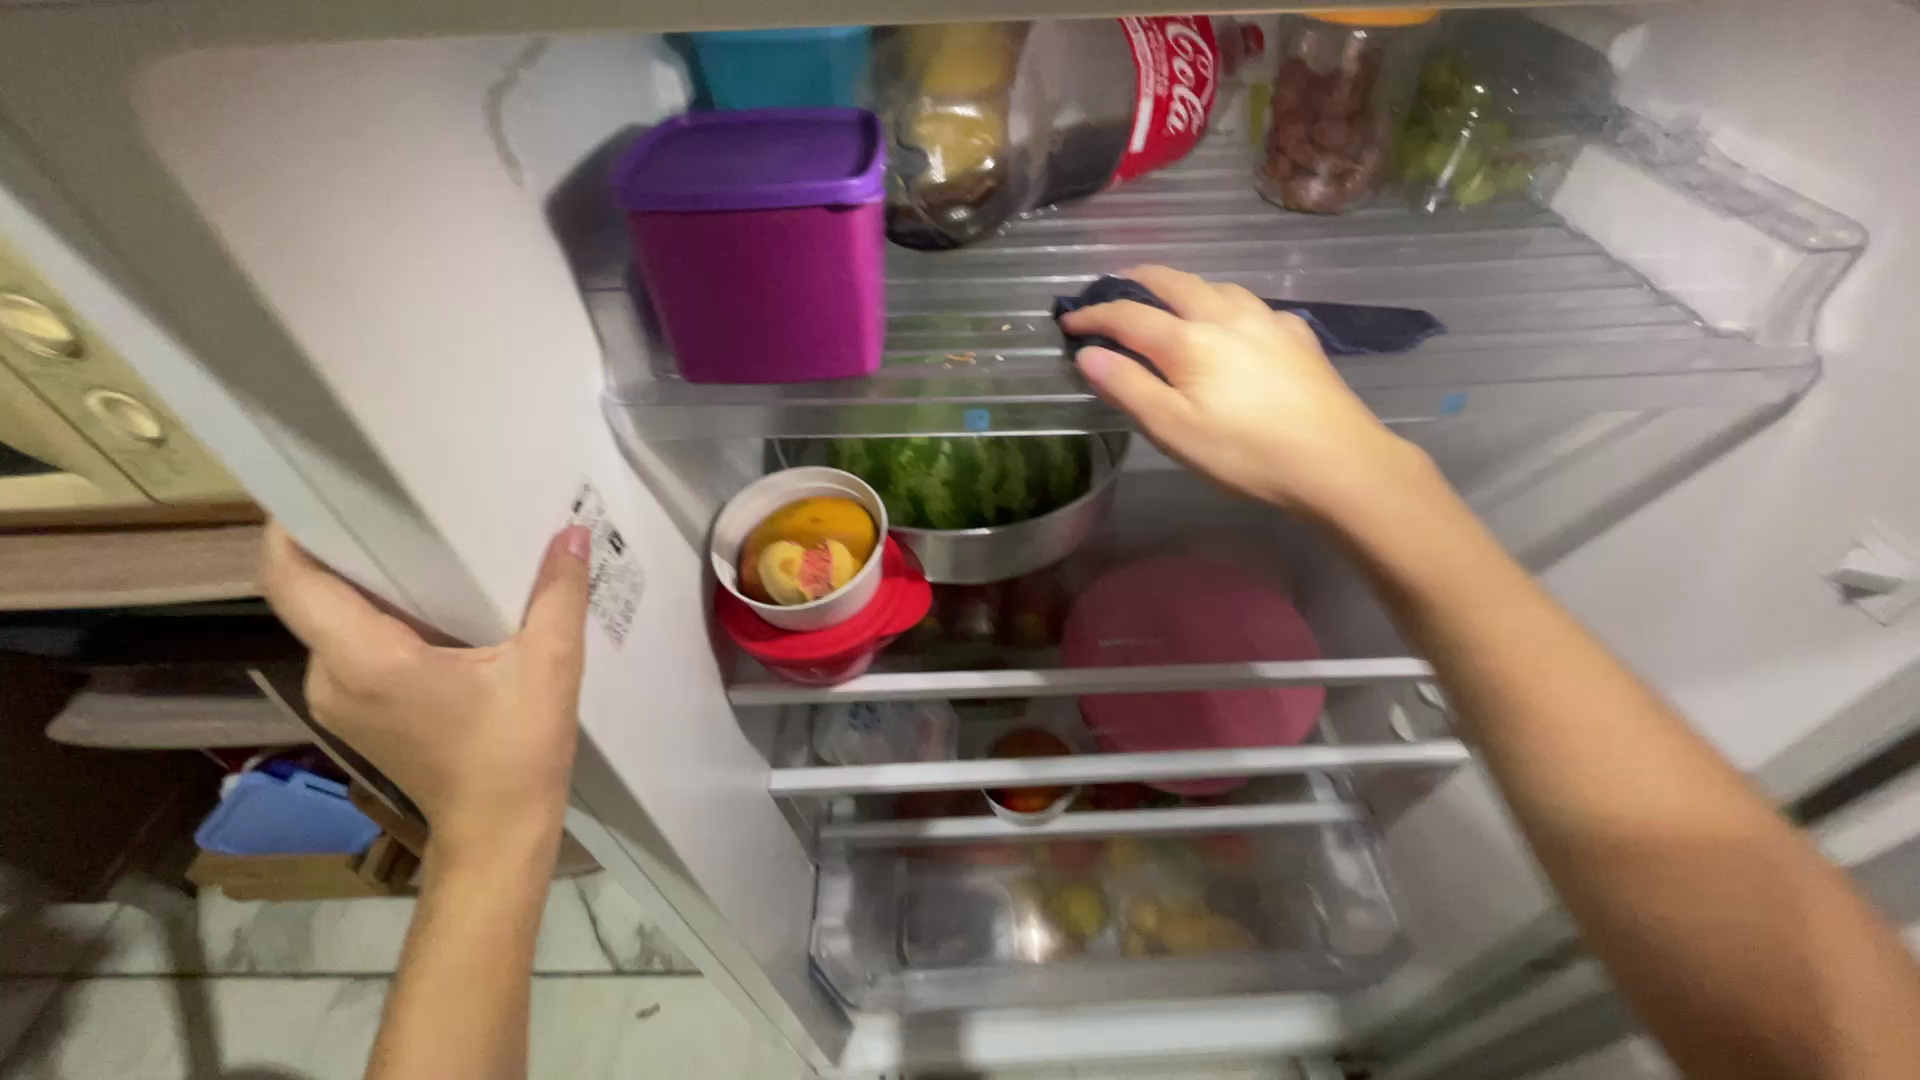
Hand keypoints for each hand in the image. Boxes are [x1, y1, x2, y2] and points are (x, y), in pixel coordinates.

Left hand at [261, 522, 591, 854]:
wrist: (499, 829)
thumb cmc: (518, 748)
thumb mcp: (551, 664)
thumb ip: (559, 593)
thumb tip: (573, 535)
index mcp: (368, 659)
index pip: (293, 581)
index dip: (291, 531)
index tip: (322, 489)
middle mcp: (333, 677)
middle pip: (313, 597)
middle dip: (347, 549)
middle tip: (402, 508)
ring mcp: (339, 701)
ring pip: (333, 623)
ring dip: (368, 586)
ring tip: (425, 550)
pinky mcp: (358, 713)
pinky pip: (352, 648)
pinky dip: (380, 619)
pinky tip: (435, 607)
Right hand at [1061, 265, 1432, 520]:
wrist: (1336, 461)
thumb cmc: (1244, 453)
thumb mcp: (1172, 429)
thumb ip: (1128, 386)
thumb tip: (1088, 352)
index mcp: (1188, 340)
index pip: (1128, 315)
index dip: (1094, 315)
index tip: (1068, 322)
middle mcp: (1225, 315)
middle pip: (1172, 282)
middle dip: (1135, 282)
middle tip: (1111, 290)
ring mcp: (1267, 320)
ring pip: (1214, 286)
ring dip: (1181, 287)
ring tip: (1166, 301)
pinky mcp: (1296, 334)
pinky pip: (1249, 305)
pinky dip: (1222, 304)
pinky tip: (1230, 324)